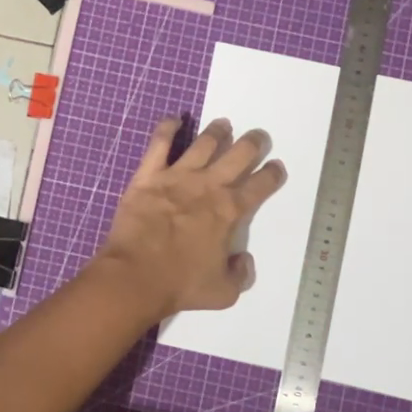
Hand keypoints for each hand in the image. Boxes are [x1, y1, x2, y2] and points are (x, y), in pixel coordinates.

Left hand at [93, 116, 286, 320]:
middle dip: (252, 143)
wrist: (136, 275)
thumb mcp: (224, 292)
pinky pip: (160, 143)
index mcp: (230, 212)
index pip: (260, 186)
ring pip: (203, 143)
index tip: (276, 167)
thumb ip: (240, 274)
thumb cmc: (181, 285)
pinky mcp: (148, 175)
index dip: (272, 174)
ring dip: (217, 132)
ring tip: (223, 125)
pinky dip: (168, 128)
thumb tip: (244, 259)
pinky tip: (174, 119)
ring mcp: (177, 176)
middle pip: (238, 155)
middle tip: (257, 137)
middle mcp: (209, 186)